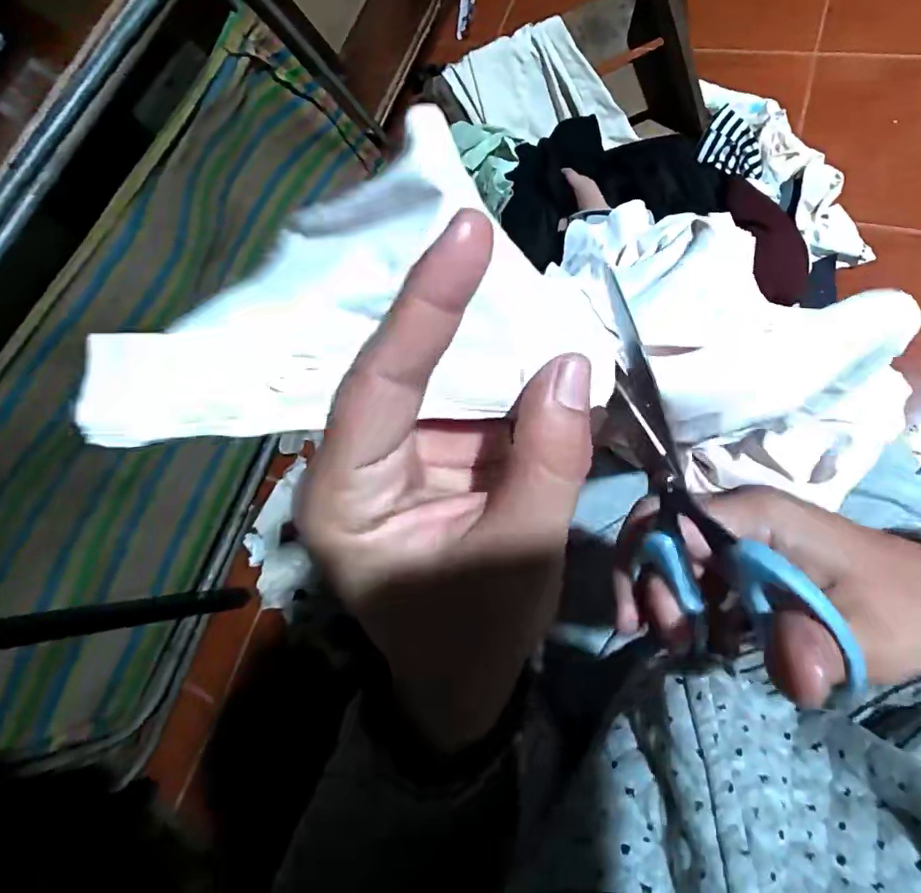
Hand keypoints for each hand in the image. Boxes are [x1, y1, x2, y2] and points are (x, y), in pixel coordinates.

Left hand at [295, 211, 592, 751]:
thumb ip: (548, 460)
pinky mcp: (449, 455)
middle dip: (459, 307)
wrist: (469, 688)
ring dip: (501, 340)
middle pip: (411, 365)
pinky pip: (488, 402)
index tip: (467, 233)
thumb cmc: (473, 637)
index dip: (426, 304)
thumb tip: (572, 366)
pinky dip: (524, 379)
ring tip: (539, 291)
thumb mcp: (517, 554)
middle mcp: (367, 459)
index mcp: (348, 493)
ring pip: (455, 378)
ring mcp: (410, 454)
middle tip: (492, 239)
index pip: (380, 381)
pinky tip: (552, 348)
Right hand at [613, 487, 920, 707]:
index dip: (649, 562)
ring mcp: (744, 542)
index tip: (658, 624)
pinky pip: (699, 580)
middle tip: (675, 645)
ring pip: (674, 558)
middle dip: (652, 589)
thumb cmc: (898, 604)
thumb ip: (823, 646)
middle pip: (662, 535)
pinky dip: (689, 613)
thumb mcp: (866, 632)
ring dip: (665, 603)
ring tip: (685, 652)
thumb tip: (790, 671)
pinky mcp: (750, 568)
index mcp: (759, 516)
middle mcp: (742, 519)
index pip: (671, 515)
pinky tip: (707, 649)